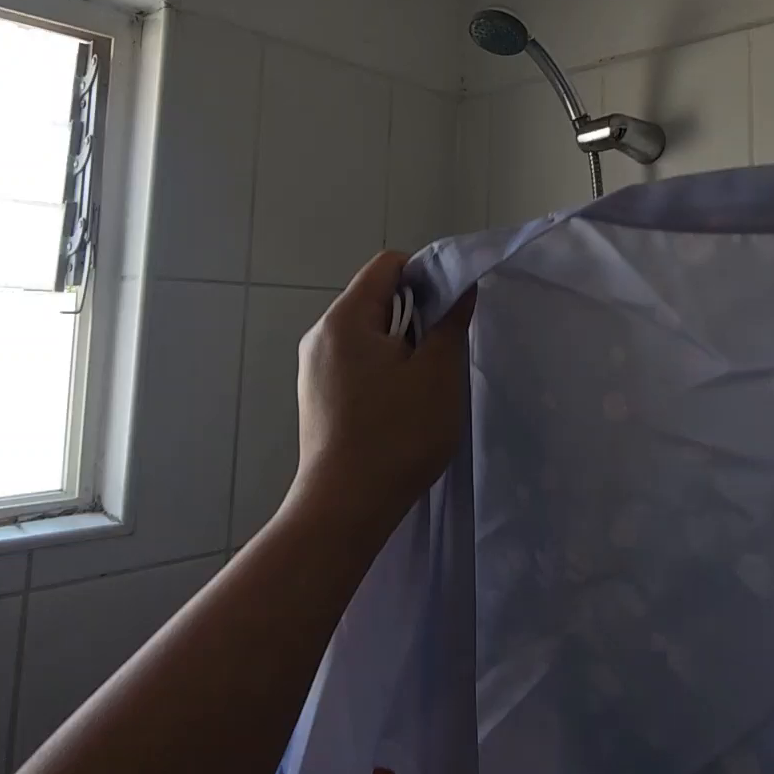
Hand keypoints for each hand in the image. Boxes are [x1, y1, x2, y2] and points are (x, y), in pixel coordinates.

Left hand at [291, 252, 475, 520]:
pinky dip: (382, 370)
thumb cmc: (396, 434)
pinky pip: (355, 363)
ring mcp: (313, 368)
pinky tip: (399, 407)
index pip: (388, 265)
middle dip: (415, 315)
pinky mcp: (316, 397)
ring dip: (401, 346)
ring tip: (423, 384)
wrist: (344, 508)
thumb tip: (459, 289)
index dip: (426, 275)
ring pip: (368, 334)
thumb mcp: (437, 374)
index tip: (452, 308)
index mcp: (345, 318)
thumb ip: (449, 323)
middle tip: (443, 351)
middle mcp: (321, 335)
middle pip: (376, 299)